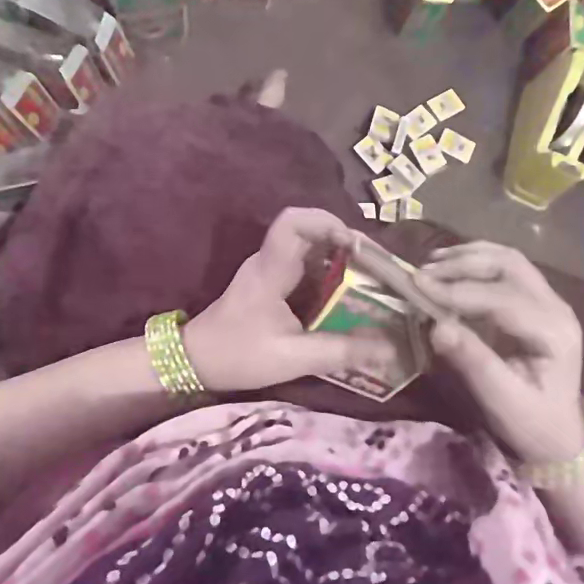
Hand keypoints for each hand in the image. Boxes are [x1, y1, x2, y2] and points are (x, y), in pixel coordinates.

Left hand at [183, 207, 400, 392]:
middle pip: (309, 231)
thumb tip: (389, 349)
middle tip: (376, 266)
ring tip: (370, 280)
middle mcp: (269, 261)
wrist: (194, 362)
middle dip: (345, 242)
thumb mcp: (293, 358)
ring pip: (310, 248)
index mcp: (270, 270)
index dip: (327, 222)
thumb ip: (341, 351)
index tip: (356, 245)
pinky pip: (306, 267)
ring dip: (340, 259)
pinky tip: (348, 296)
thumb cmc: (237, 355)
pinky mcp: (271, 284)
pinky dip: (329, 275)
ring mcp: (269, 271)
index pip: (293, 222)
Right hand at [415, 242, 583, 465]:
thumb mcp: (500, 399)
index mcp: (553, 332)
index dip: (458, 289)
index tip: (419, 286)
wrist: (556, 436)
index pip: (503, 297)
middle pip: (509, 265)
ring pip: (508, 260)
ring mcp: (549, 301)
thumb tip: (436, 326)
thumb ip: (472, 360)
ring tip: (431, 264)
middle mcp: (557, 307)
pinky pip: (506, 270)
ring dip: (468, 257)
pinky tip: (449, 268)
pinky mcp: (535, 302)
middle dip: (463, 264)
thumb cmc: (529, 422)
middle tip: (422, 274)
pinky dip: (476, 263)